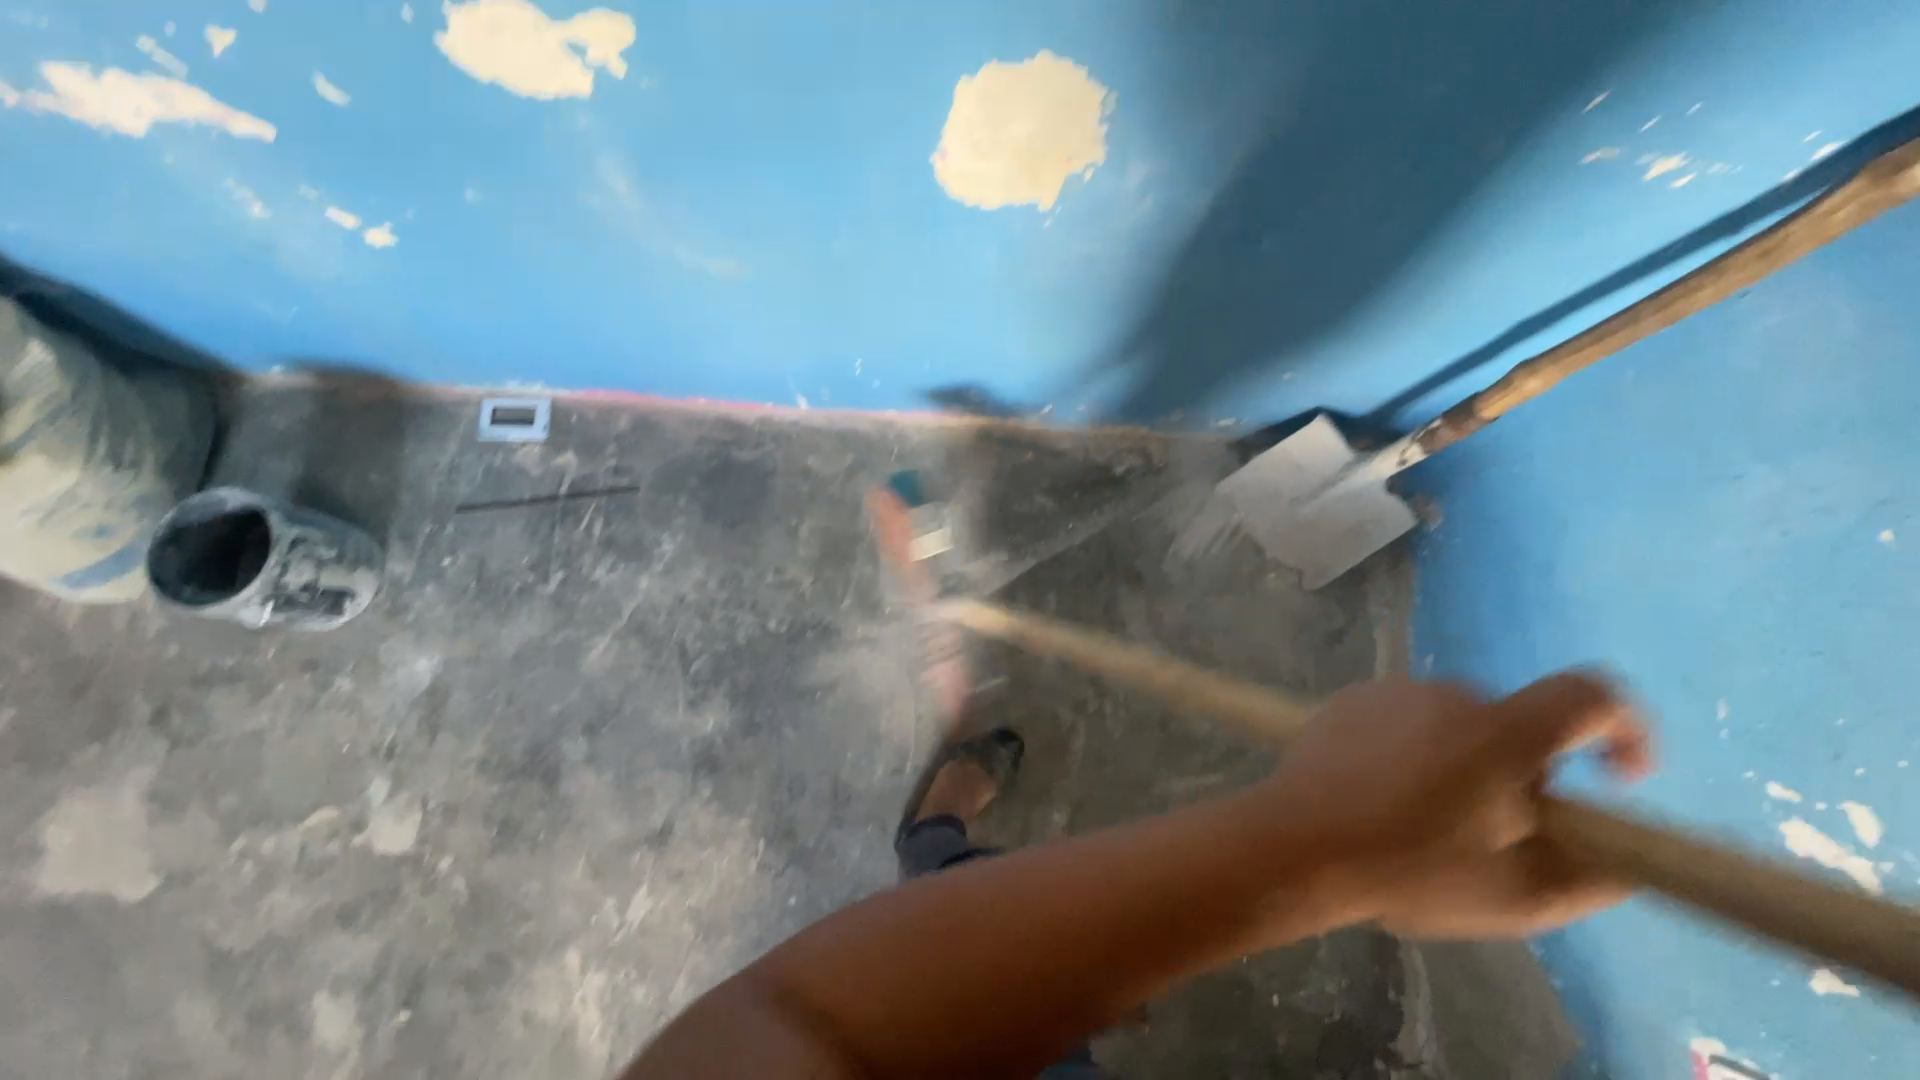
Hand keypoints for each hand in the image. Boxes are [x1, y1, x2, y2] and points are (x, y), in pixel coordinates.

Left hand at [1259, 672, 1653, 938]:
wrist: (1296, 843)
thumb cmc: (1409, 869)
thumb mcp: (1521, 896)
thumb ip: (1593, 874)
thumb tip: (1614, 855)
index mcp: (1501, 731)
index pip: (1589, 694)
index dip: (1624, 728)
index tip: (1616, 776)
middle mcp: (1448, 693)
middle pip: (1514, 720)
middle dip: (1522, 768)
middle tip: (1491, 827)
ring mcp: (1390, 691)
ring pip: (1456, 723)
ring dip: (1462, 760)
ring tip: (1425, 817)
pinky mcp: (1347, 699)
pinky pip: (1405, 720)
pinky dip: (1412, 749)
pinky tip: (1382, 794)